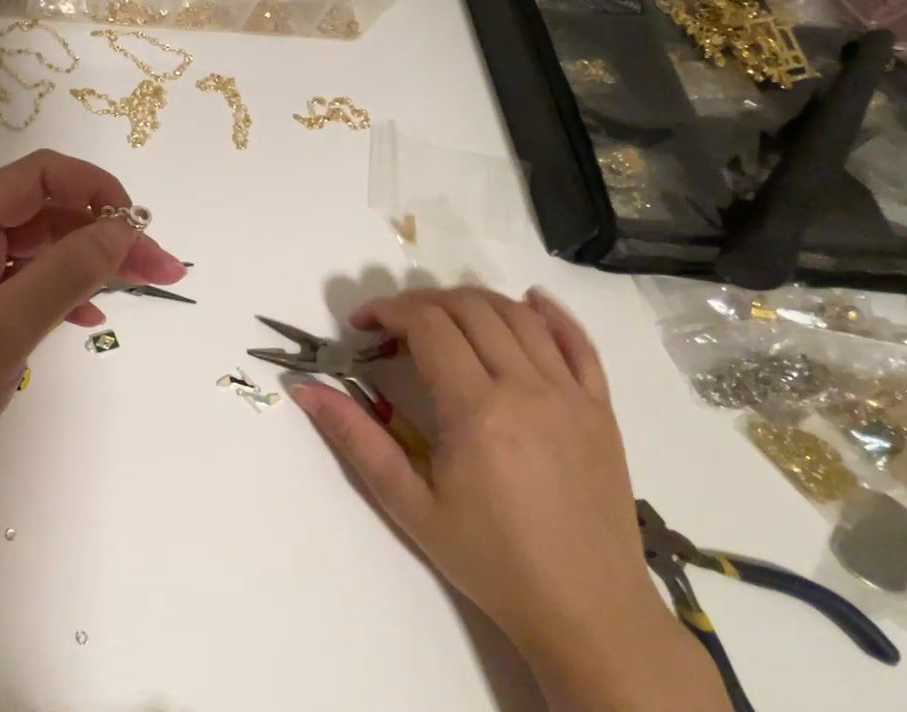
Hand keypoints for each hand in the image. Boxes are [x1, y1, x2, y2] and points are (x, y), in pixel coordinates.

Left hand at [0, 150, 185, 490]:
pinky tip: (92, 317)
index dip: (94, 189)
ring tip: (146, 286)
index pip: (38, 177)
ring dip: (92, 262)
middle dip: (105, 231)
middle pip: (46, 211)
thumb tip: (124, 228)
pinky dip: (65, 291)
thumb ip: (64, 275)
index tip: (140, 227)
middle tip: (163, 269)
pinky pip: (28, 280)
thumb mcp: (3, 332)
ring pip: (42, 246)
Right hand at [292, 288, 723, 709]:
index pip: (429, 326)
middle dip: (422, 302)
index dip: (389, 312)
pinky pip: (580, 344)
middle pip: (471, 310)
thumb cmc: (488, 557)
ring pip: (520, 317)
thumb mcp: (407, 503)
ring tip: (440, 316)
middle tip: (391, 323)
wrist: (586, 607)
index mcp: (477, 410)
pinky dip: (552, 313)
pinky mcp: (601, 410)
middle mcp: (528, 389)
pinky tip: (528, 300)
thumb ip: (356, 438)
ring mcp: (572, 396)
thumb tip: (304, 389)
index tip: (362, 325)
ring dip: (472, 301)